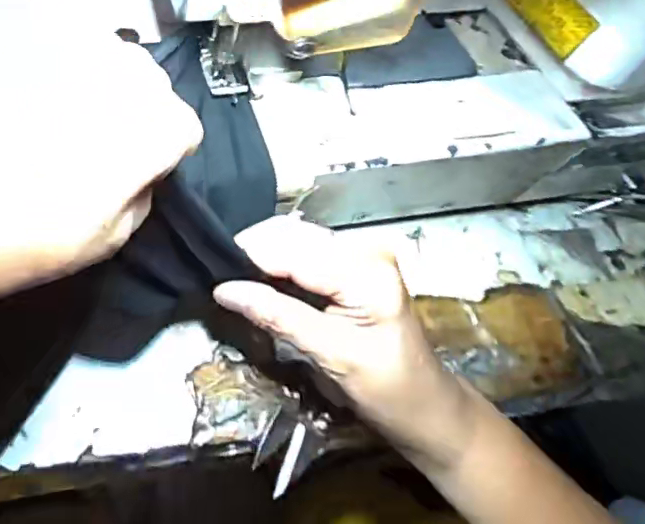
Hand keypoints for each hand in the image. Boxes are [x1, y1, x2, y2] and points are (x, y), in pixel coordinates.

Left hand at [0, 0, 201, 326]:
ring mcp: (76, 35)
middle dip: (129, 108)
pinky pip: (64, 23)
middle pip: (149, 83)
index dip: (157, 152)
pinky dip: (56, 43)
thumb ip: (142, 195)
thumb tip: (140, 168)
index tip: (127, 169)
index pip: (182, 128)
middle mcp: (129, 68)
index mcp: (155, 125)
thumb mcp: (101, 242)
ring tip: (48, 106)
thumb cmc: (13, 238)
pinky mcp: (29, 18)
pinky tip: (25, 74)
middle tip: (83, 139)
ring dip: (94, 74)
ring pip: (110, 51)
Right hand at [213, 217, 482, 471]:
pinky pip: (309, 249)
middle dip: (256, 251)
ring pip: (298, 238)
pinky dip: (284, 261)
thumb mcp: (331, 357)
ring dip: (267, 254)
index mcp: (367, 271)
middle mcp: (366, 248)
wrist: (429, 408)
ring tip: (236, 274)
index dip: (251, 257)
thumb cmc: (389, 391)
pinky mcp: (357, 260)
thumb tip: (225, 290)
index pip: (295, 252)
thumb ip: (278, 317)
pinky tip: (264, 276)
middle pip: (295, 236)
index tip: (214, 268)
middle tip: (221, 272)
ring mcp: (364, 251)